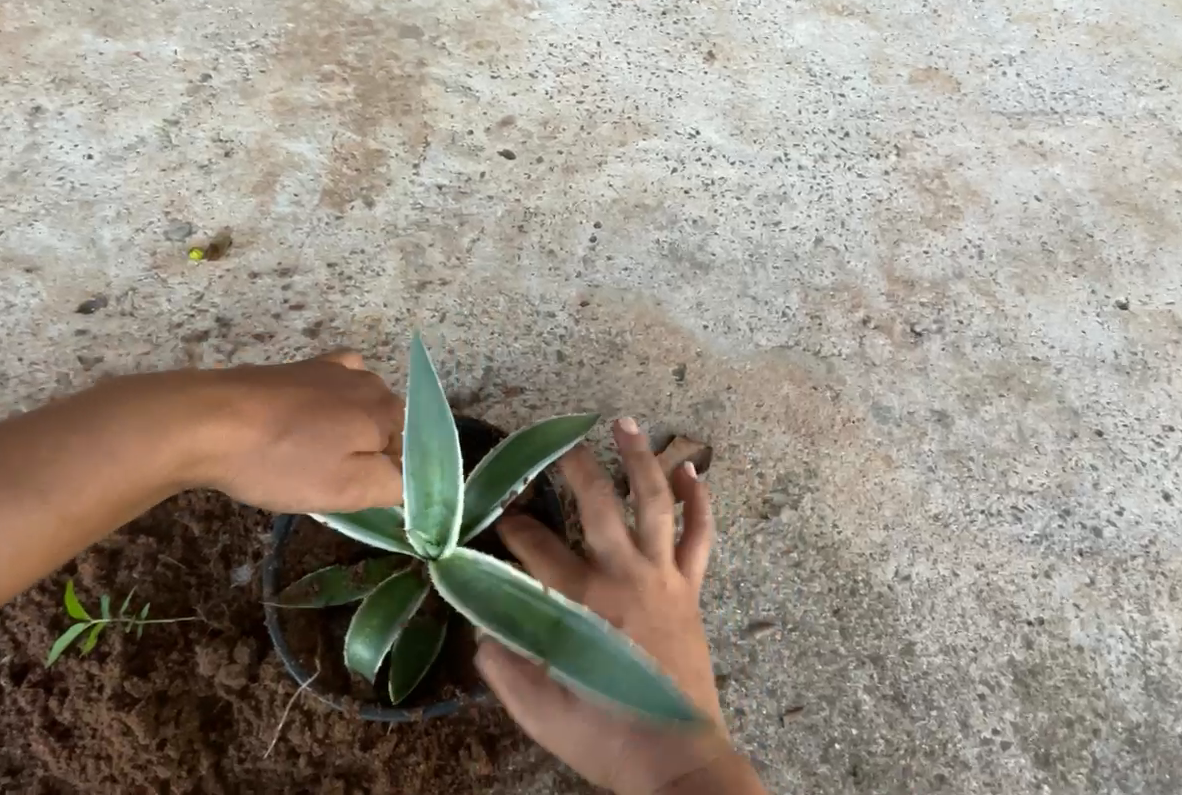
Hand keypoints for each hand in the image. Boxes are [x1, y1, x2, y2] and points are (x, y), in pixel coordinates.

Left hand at [180, 350, 403, 512]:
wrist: (208, 420)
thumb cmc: (281, 460)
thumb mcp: (347, 489)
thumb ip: (397, 485)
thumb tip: (416, 482)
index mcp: (389, 413)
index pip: (409, 456)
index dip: (385, 481)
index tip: (351, 499)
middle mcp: (373, 383)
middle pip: (387, 431)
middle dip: (366, 456)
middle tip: (324, 483)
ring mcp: (337, 369)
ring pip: (360, 410)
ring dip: (345, 434)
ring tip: (306, 457)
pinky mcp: (304, 366)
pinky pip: (334, 385)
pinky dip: (331, 403)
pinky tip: (310, 417)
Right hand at [478, 418, 759, 794]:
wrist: (678, 759)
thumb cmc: (608, 736)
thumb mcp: (543, 713)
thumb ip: (507, 669)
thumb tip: (482, 632)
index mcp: (585, 603)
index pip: (537, 549)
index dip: (514, 529)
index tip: (501, 518)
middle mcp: (627, 576)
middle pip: (599, 504)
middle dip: (575, 465)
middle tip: (559, 440)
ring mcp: (664, 577)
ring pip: (655, 503)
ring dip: (639, 459)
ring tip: (626, 422)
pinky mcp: (690, 588)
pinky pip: (700, 536)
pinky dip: (699, 502)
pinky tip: (691, 471)